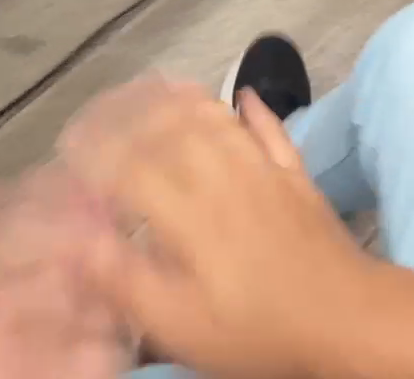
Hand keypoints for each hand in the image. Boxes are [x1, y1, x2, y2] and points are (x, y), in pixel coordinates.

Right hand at [59, 77, 377, 378]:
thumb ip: (126, 279)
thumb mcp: (178, 324)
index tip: (72, 140)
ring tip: (162, 84)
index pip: (134, 170)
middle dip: (138, 113)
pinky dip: (257, 111)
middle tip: (108, 102)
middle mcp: (226, 182)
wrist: (341, 312)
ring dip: (190, 101)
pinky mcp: (297, 176)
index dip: (99, 152)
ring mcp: (267, 173)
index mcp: (190, 217)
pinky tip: (245, 94)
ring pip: (223, 125)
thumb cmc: (255, 328)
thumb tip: (78, 240)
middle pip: (177, 134)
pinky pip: (274, 132)